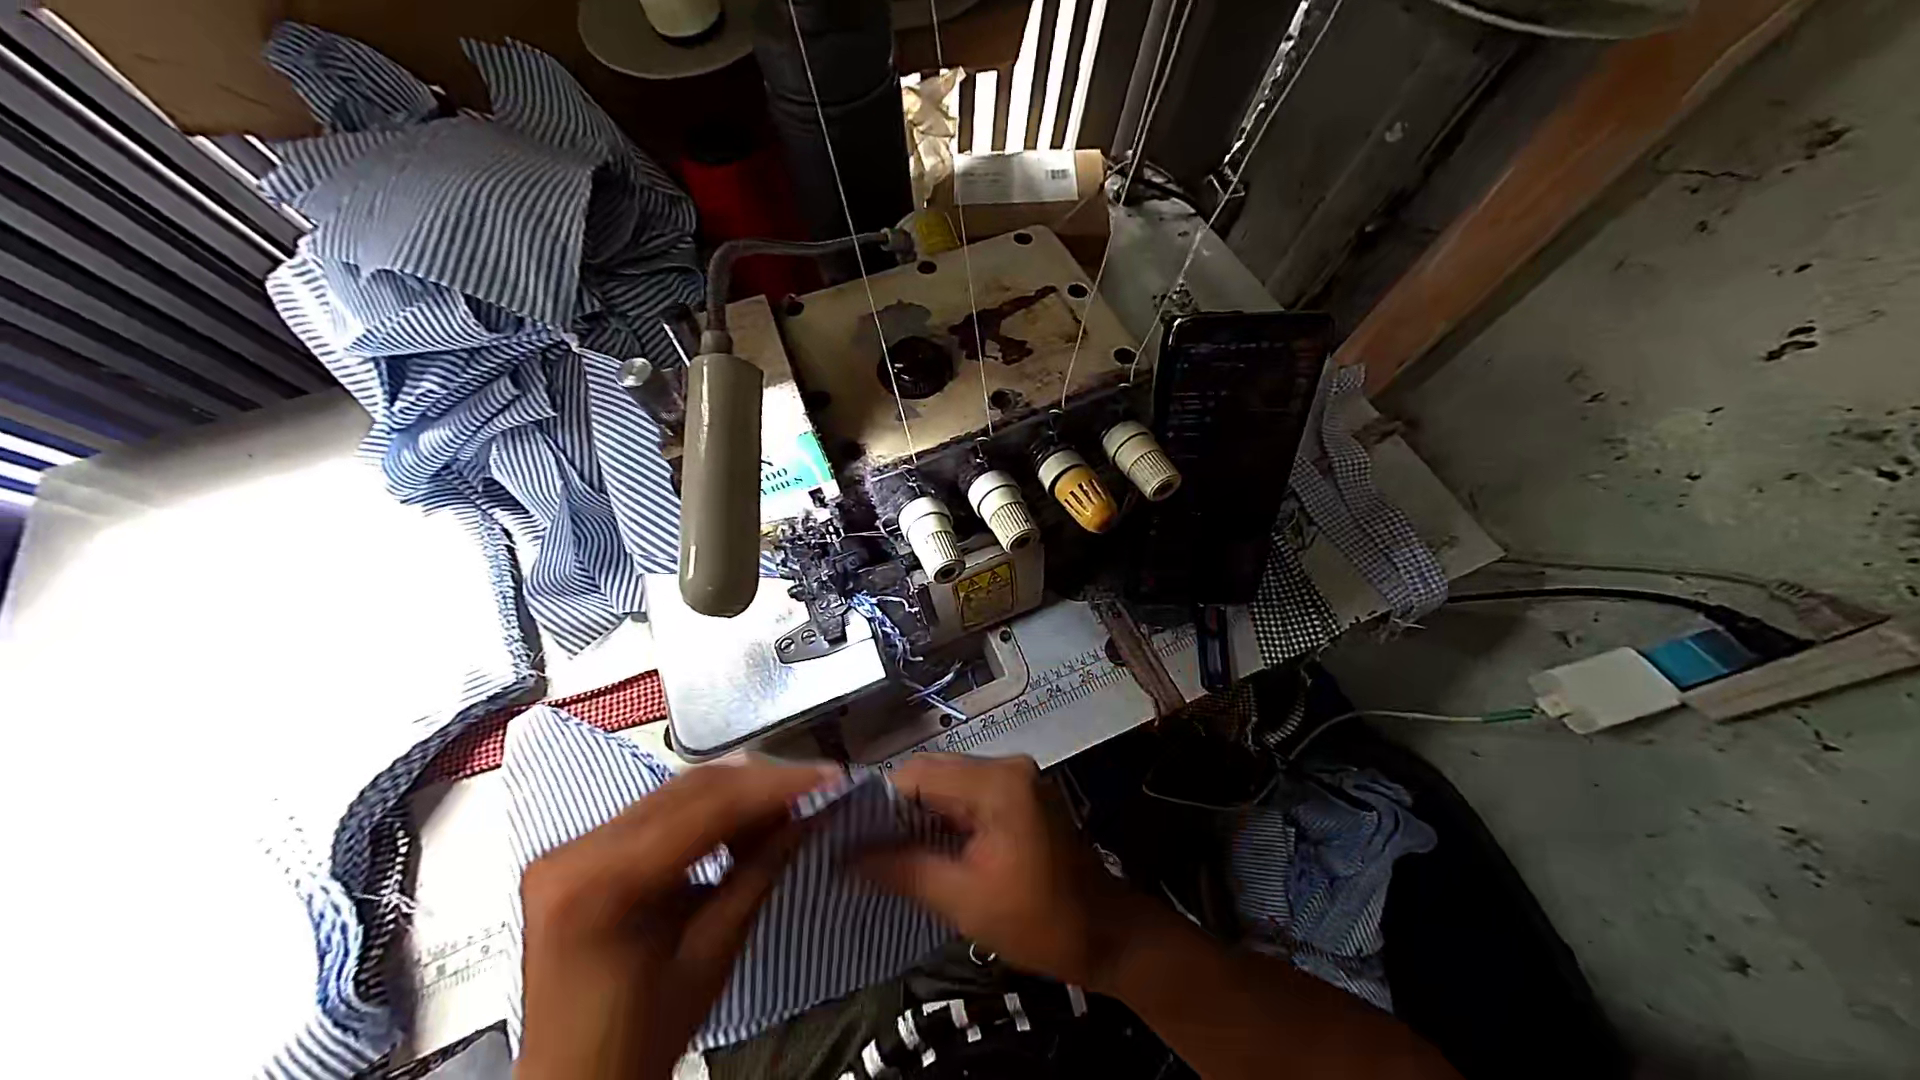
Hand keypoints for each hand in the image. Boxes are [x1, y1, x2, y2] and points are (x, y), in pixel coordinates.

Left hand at [515, 761, 834, 1079]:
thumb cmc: (637, 1041)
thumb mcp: (709, 959)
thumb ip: (757, 875)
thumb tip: (805, 817)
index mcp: (599, 883)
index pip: (705, 807)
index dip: (774, 786)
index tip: (827, 777)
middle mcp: (573, 850)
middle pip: (688, 790)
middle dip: (759, 783)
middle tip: (815, 785)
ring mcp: (568, 848)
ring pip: (672, 794)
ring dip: (736, 793)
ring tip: (789, 801)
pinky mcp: (574, 853)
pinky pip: (652, 814)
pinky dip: (704, 811)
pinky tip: (741, 819)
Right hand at [862, 754, 1152, 989]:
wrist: (1107, 935)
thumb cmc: (1039, 922)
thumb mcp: (963, 901)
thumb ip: (903, 870)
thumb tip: (848, 857)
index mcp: (996, 783)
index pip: (918, 773)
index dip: (879, 801)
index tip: (850, 833)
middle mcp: (1006, 765)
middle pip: (933, 771)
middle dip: (897, 806)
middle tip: (863, 844)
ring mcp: (1015, 776)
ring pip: (947, 781)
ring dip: (918, 811)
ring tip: (886, 846)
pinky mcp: (1018, 791)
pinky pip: (967, 792)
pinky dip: (942, 814)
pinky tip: (924, 842)